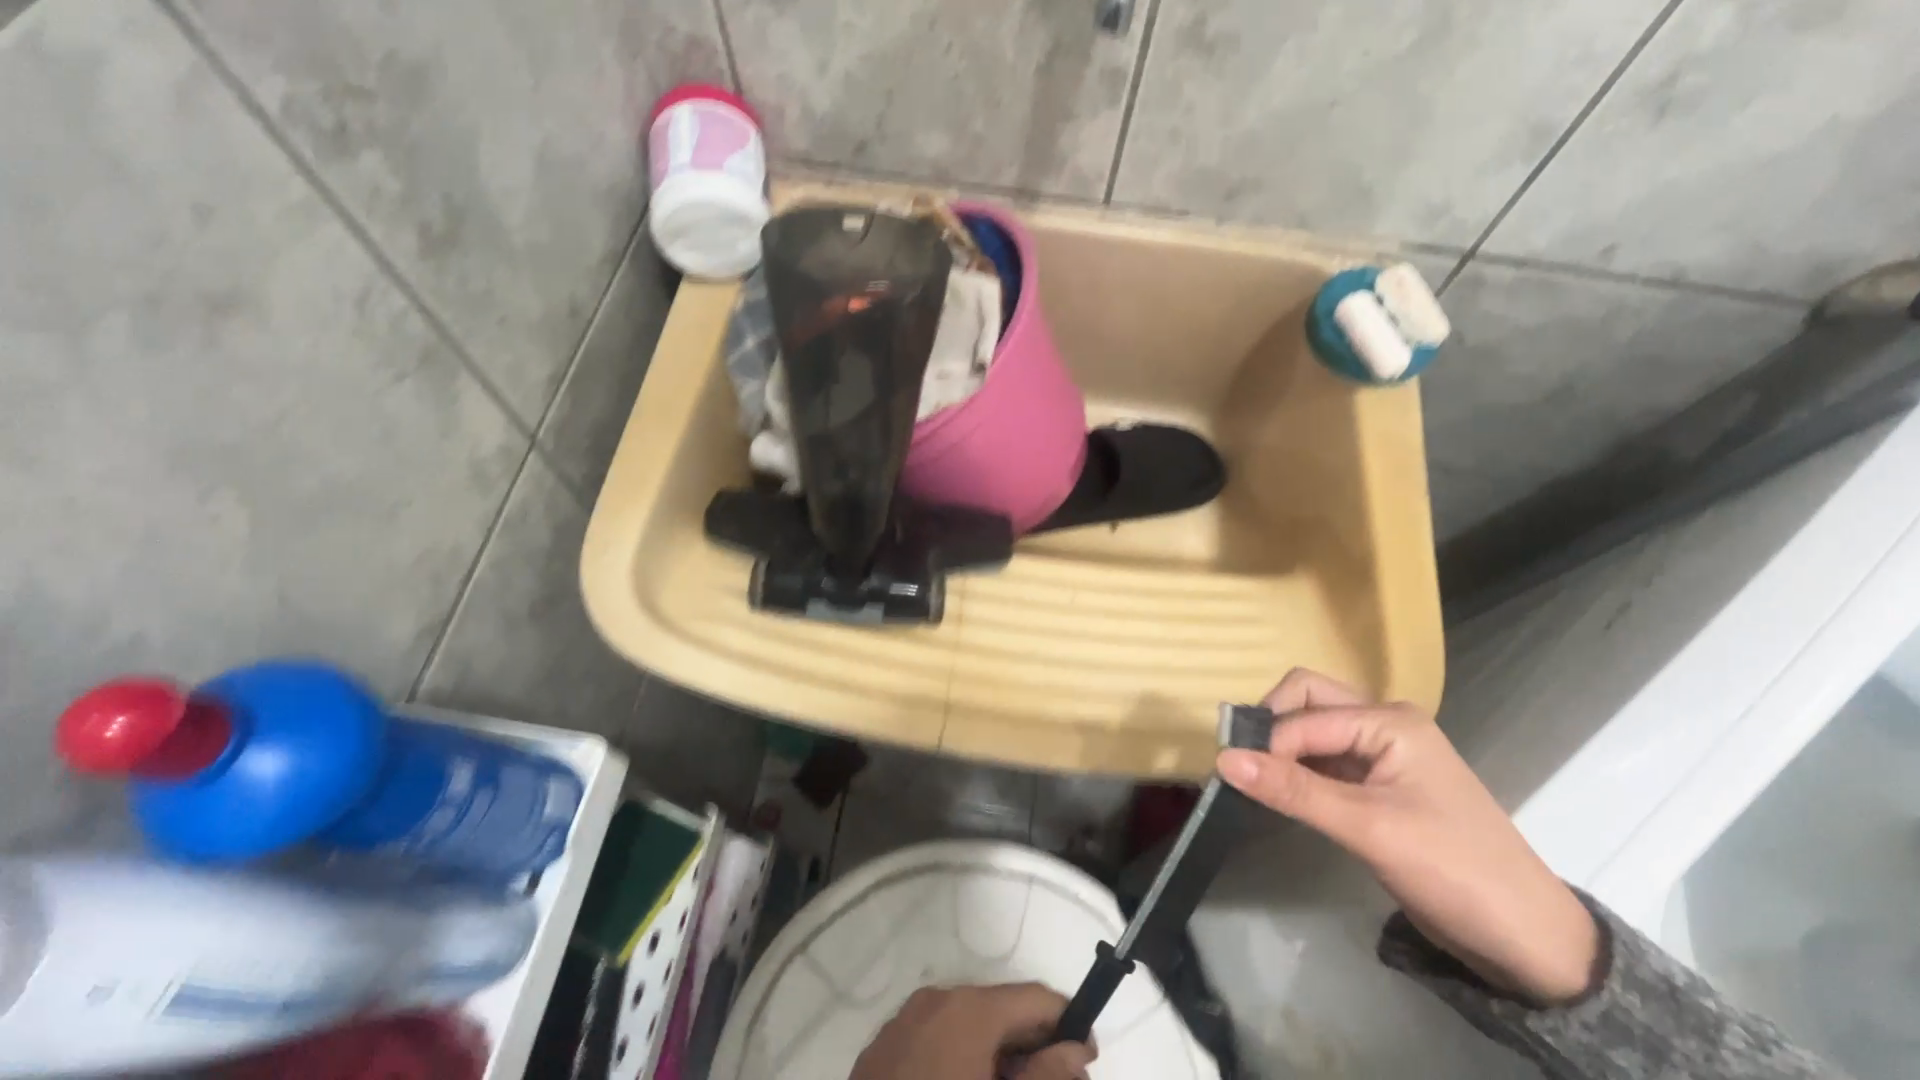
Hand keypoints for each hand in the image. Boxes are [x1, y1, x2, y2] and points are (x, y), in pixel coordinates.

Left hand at [849, 983, 1095, 1079]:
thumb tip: (1075, 1050)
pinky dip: (963, 1057)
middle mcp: (936, 1000)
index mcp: (969, 1009)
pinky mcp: (882, 1048)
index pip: (1036, 997)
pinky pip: (937, 1039)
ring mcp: (905, 1022)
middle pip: (1003, 1010)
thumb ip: (1047, 1077)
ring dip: (1000, 1054)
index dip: (1068, 1023)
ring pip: (970, 1025)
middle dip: (1035, 1045)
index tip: (1086, 1059)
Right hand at [1216, 669, 1600, 1005]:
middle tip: (1237, 767)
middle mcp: (1384, 726)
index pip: (1305, 715)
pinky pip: (1324, 763)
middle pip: (1308, 702)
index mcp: (1390, 722)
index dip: (1266, 743)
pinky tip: (1276, 797)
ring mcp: (1382, 757)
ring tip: (1248, 784)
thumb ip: (1295, 791)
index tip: (1227, 777)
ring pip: (1314, 732)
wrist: (1523, 935)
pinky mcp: (1377, 788)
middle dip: (1269, 727)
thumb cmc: (1452, 870)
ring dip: (1280, 750)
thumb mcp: (1368, 828)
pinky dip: (1295, 773)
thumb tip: (1223, 759)